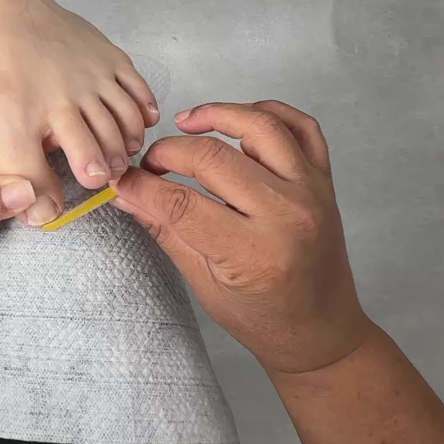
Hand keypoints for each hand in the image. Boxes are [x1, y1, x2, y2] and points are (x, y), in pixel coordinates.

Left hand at [0, 0, 157, 228]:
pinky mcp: (105, 54)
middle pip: (106, 145)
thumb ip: (16, 168)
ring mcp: (91, 73)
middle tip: (109, 179)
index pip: (68, 166)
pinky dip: (144, 109)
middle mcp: (68, 97)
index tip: (88, 190)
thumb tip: (44, 216)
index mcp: (32, 117)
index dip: (84, 182)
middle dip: (111, 167)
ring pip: (125, 120)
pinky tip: (142, 122)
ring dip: (128, 143)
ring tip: (122, 157)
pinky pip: (136, 88)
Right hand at [113, 101, 373, 375]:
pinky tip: (237, 119)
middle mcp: (286, 216)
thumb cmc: (263, 317)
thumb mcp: (202, 283)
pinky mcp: (323, 180)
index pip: (180, 203)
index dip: (140, 186)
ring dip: (216, 115)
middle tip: (148, 163)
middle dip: (167, 152)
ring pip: (260, 127)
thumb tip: (125, 195)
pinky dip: (269, 111)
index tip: (120, 180)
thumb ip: (164, 230)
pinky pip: (301, 126)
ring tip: (185, 122)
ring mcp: (310, 192)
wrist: (323, 331)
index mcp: (253, 253)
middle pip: (212, 158)